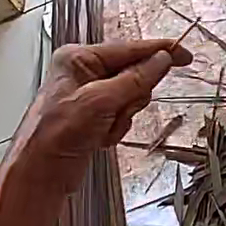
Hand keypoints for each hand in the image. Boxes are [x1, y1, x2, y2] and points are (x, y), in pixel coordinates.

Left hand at [0, 38, 192, 225]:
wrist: (38, 175)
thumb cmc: (60, 133)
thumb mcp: (101, 101)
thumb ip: (136, 78)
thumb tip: (164, 58)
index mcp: (79, 57)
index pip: (129, 49)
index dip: (159, 52)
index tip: (187, 56)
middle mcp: (83, 72)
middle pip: (133, 74)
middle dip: (131, 97)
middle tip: (116, 112)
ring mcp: (88, 95)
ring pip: (130, 98)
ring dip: (122, 116)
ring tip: (101, 130)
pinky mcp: (92, 117)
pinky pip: (121, 116)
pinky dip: (116, 129)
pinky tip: (98, 139)